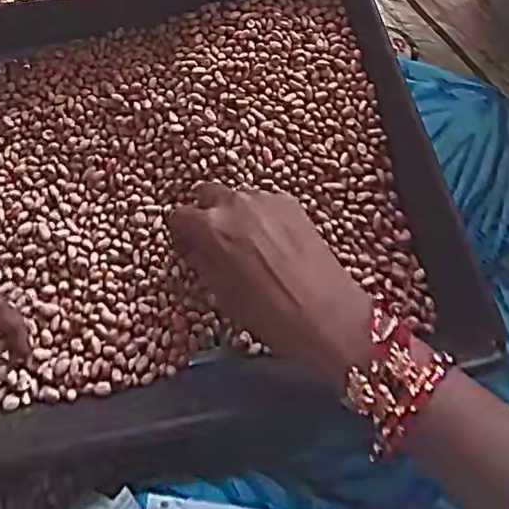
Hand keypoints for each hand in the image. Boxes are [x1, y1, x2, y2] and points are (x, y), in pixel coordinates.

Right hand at [168, 182, 372, 389]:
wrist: (329, 314)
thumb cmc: (270, 314)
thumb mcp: (223, 294)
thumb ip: (201, 261)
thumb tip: (191, 246)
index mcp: (212, 226)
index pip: (179, 215)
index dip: (180, 231)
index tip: (184, 244)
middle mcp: (236, 202)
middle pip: (207, 194)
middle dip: (204, 213)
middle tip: (212, 240)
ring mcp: (266, 198)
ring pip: (237, 196)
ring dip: (233, 212)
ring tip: (246, 243)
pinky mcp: (290, 202)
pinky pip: (263, 202)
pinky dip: (259, 215)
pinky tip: (271, 242)